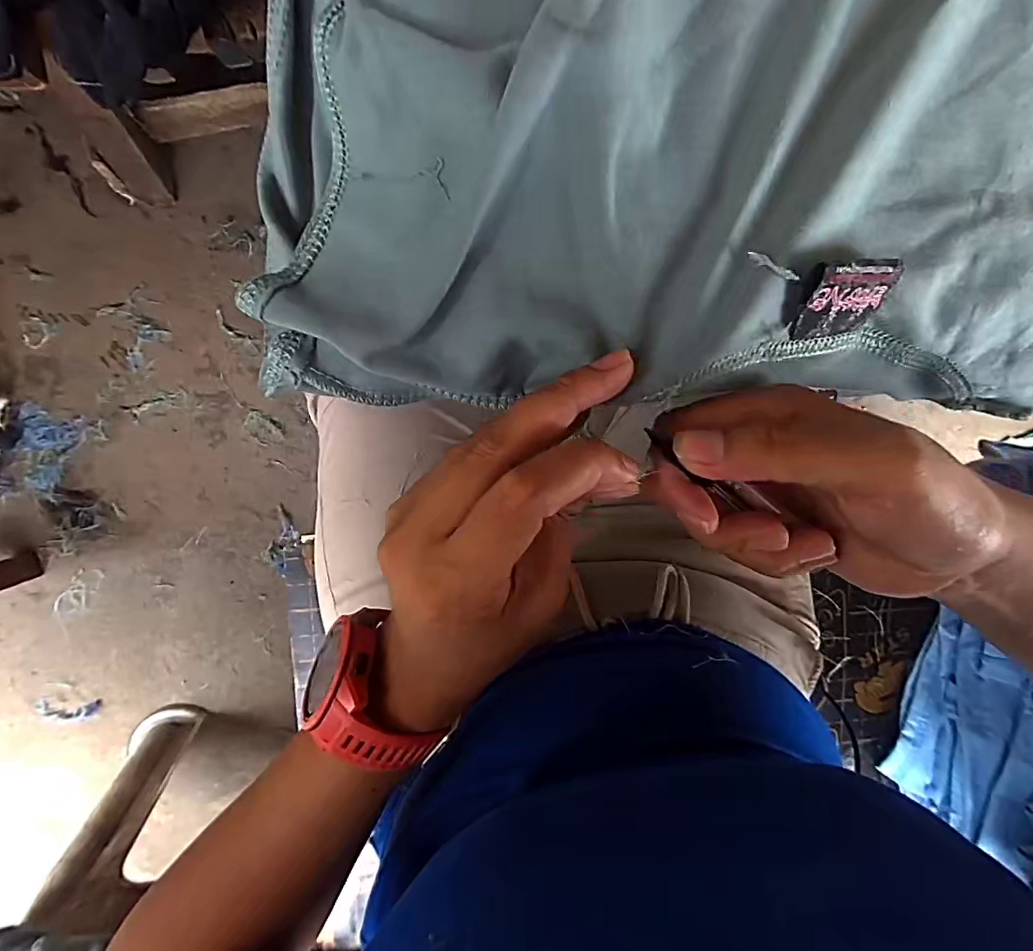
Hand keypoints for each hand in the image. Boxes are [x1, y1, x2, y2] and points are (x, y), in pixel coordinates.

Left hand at [374, 350, 641, 731]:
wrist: (415, 665)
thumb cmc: (486, 654)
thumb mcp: (538, 606)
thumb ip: (557, 531)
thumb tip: (586, 468)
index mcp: (457, 573)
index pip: (520, 493)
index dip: (577, 463)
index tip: (624, 461)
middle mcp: (421, 530)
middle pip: (494, 446)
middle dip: (560, 399)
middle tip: (613, 367)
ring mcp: (408, 506)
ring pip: (481, 437)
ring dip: (541, 405)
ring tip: (593, 380)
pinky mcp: (411, 494)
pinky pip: (472, 448)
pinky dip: (519, 428)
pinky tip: (554, 414)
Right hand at [647, 385, 1013, 597]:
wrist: (968, 555)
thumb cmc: (927, 495)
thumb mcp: (859, 465)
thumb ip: (774, 451)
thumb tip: (684, 447)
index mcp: (769, 412)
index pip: (687, 427)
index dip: (674, 466)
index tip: (698, 507)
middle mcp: (755, 445)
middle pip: (686, 478)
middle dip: (709, 514)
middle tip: (761, 535)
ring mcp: (761, 489)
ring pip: (709, 518)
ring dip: (749, 542)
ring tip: (806, 544)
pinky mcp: (772, 527)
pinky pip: (739, 547)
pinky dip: (772, 560)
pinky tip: (819, 552)